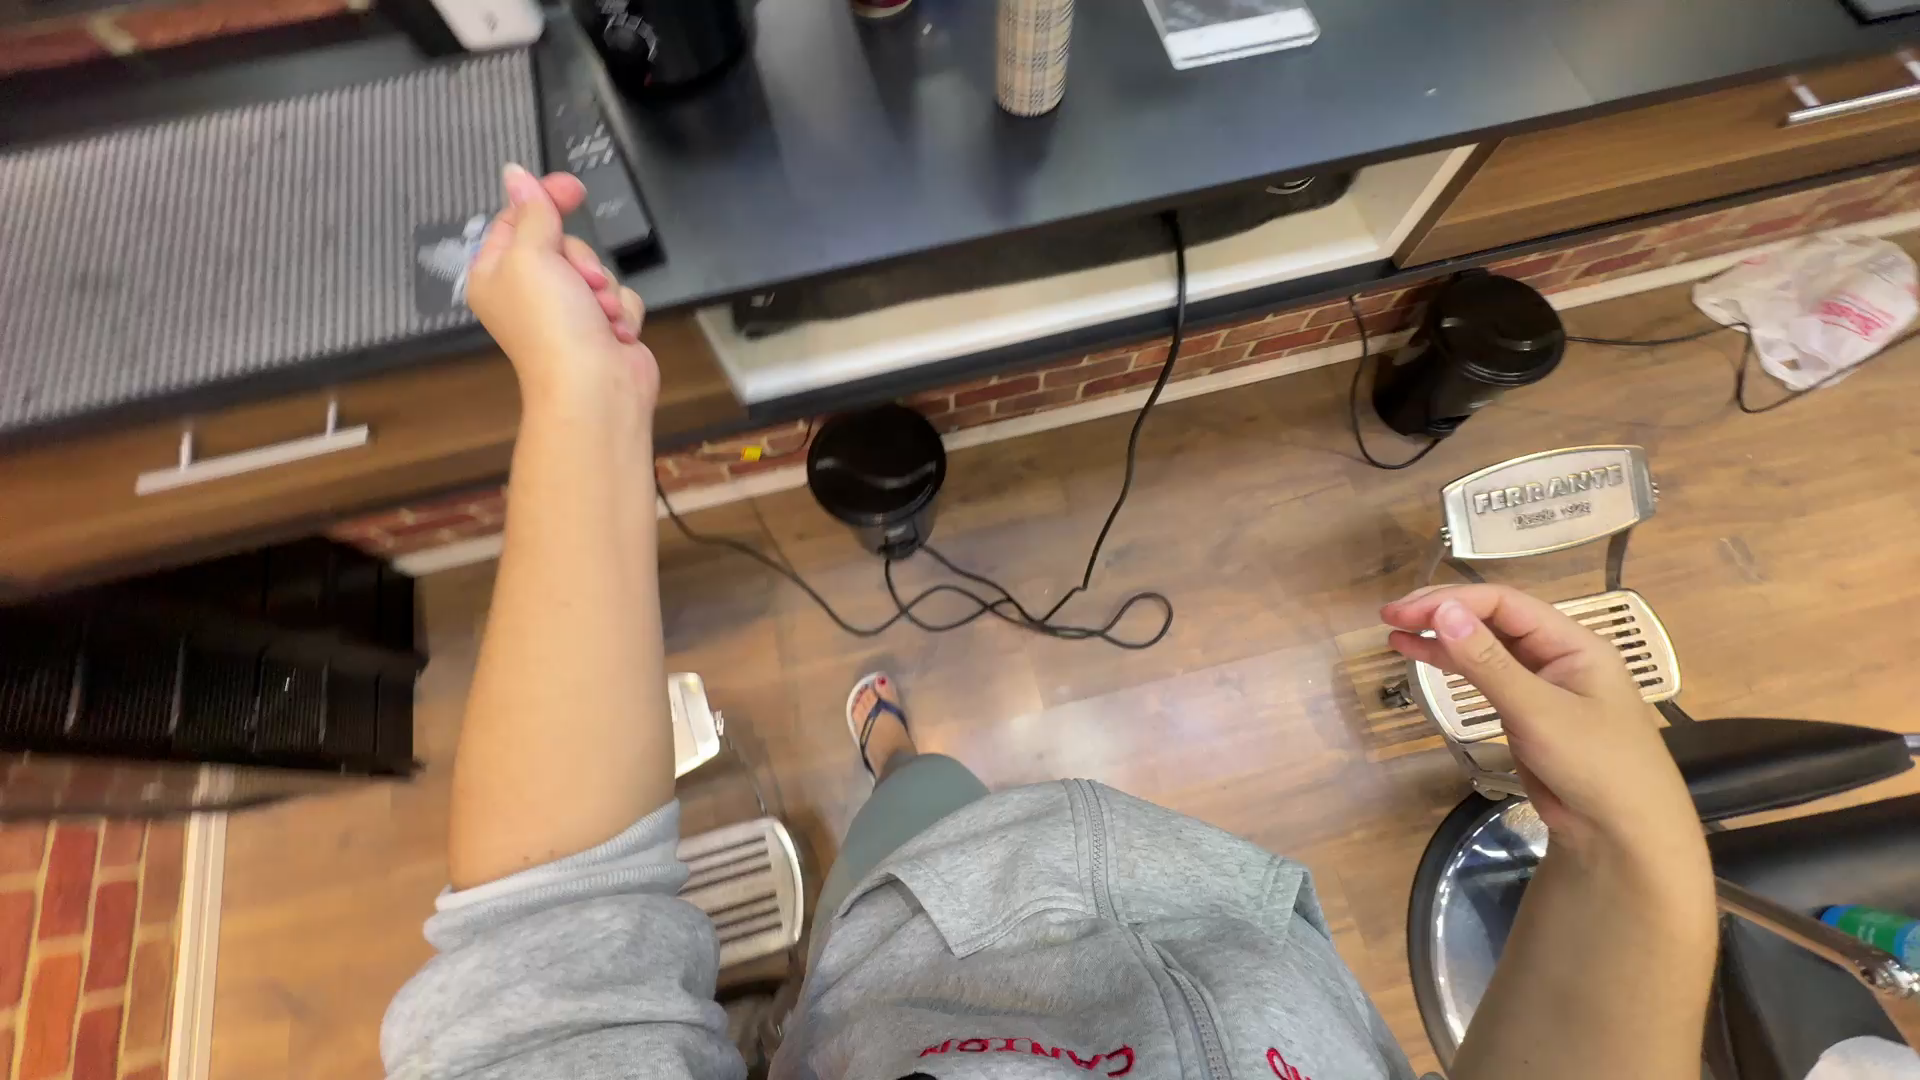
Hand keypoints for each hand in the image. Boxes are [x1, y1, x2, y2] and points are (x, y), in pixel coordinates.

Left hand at [466, 163, 659, 410]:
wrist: (596, 388)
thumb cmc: (552, 325)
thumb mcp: (531, 255)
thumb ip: (531, 212)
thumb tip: (516, 173)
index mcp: (497, 274)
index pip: (517, 220)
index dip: (544, 200)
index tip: (573, 188)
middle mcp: (532, 292)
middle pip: (566, 245)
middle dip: (583, 261)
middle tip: (585, 283)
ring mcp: (572, 313)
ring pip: (600, 273)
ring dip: (607, 291)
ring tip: (602, 317)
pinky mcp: (607, 329)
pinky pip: (623, 300)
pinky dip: (624, 314)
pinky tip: (616, 334)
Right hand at [1382, 585, 1707, 876]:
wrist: (1622, 835)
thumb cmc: (1595, 766)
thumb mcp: (1537, 711)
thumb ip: (1487, 661)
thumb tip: (1441, 612)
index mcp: (1572, 643)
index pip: (1503, 603)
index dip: (1450, 601)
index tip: (1404, 614)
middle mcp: (1555, 653)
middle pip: (1490, 617)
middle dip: (1440, 612)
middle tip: (1390, 616)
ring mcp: (1537, 680)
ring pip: (1481, 644)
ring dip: (1438, 636)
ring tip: (1393, 632)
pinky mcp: (1521, 706)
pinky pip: (1480, 671)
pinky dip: (1448, 662)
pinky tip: (1418, 656)